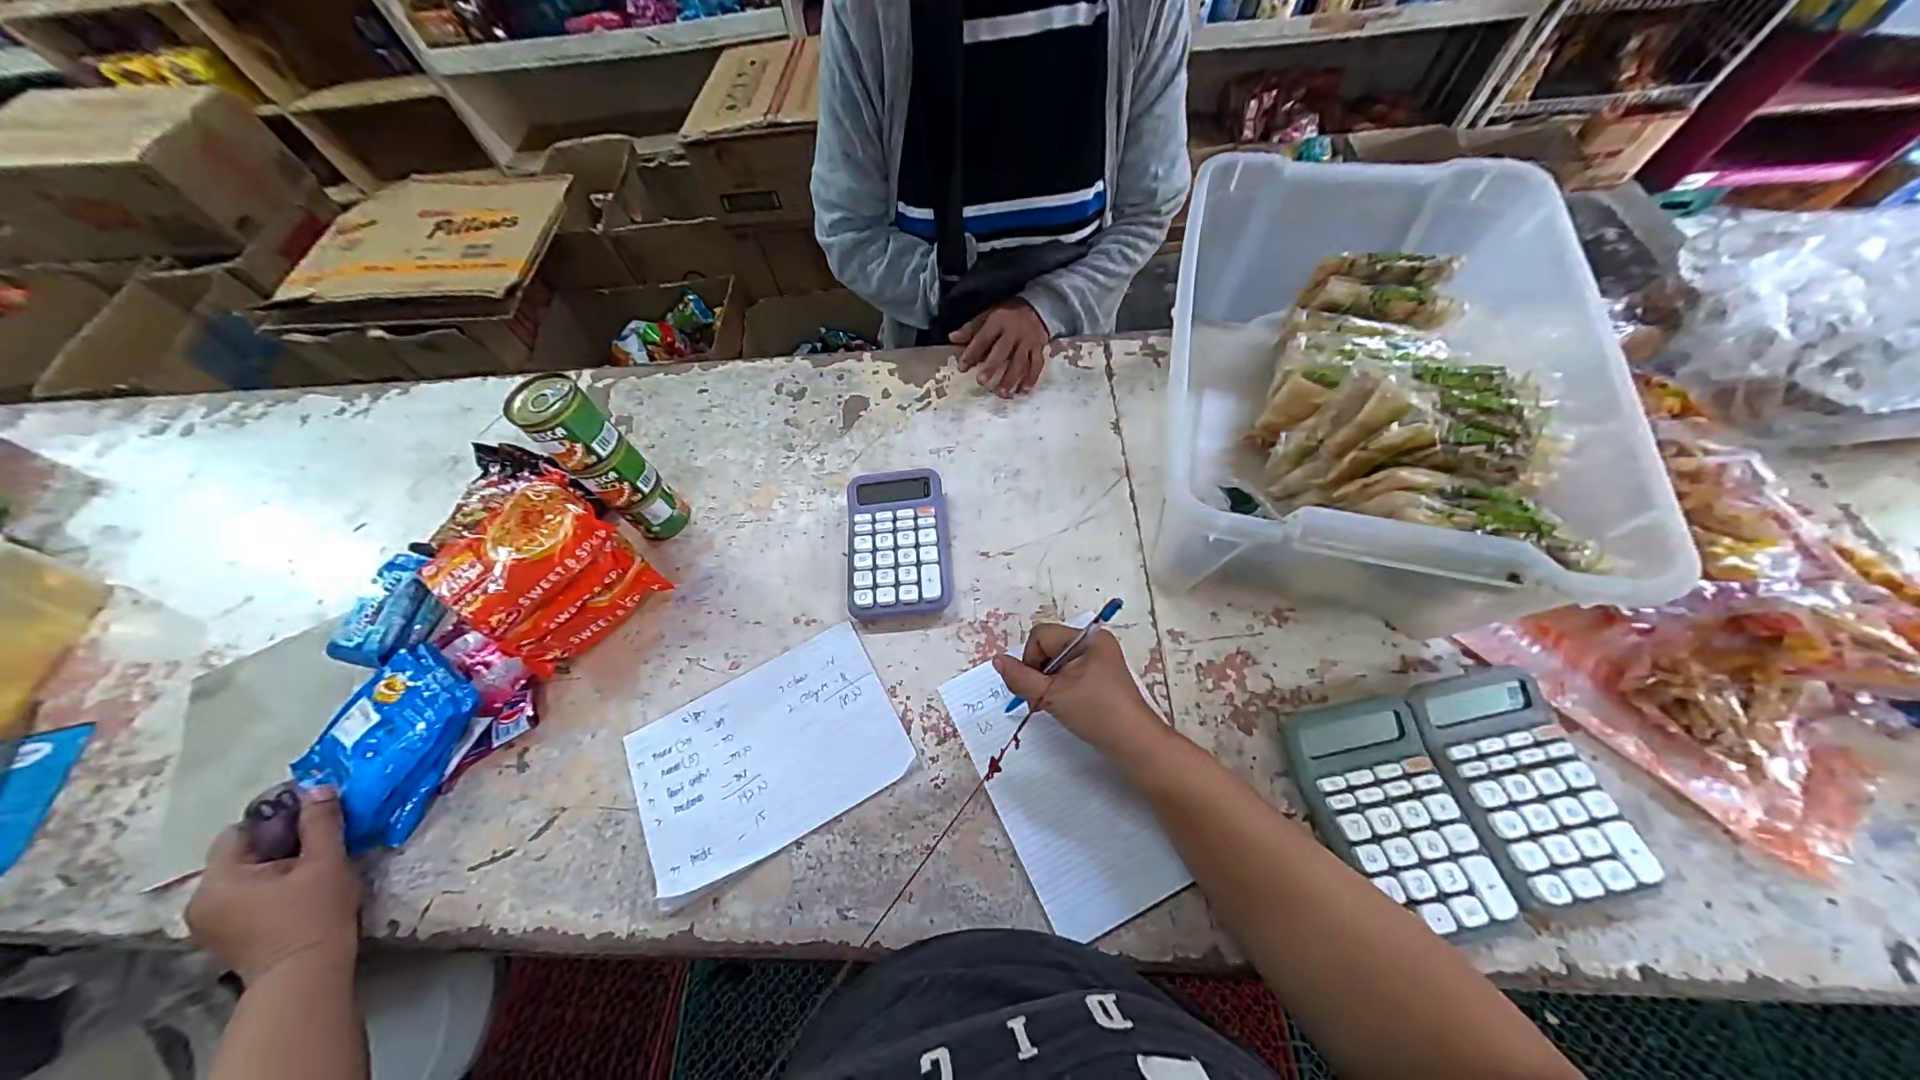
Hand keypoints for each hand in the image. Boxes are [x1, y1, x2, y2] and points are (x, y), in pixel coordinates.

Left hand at [187, 786, 362, 984]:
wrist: (305, 974)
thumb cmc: (314, 914)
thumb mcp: (326, 862)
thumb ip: (321, 822)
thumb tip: (318, 788)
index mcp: (218, 881)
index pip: (238, 831)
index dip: (275, 818)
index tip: (312, 815)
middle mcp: (201, 900)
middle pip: (241, 853)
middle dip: (279, 841)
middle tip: (319, 839)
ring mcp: (208, 922)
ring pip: (244, 874)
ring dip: (276, 863)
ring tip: (313, 864)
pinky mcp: (223, 935)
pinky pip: (243, 895)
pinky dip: (269, 884)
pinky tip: (299, 888)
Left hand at [952, 298, 1049, 397]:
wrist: (1037, 307)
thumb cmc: (1007, 314)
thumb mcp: (988, 315)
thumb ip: (971, 328)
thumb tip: (952, 338)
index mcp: (998, 322)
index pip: (983, 339)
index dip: (972, 353)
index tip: (962, 368)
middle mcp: (1014, 332)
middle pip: (1002, 351)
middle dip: (992, 367)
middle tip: (981, 382)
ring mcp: (1029, 341)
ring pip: (1020, 361)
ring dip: (1011, 378)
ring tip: (1002, 394)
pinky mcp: (1040, 348)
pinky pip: (1037, 364)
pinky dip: (1031, 378)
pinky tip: (1023, 390)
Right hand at [992, 624, 1173, 761]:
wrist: (1135, 744)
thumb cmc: (1096, 713)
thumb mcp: (1052, 696)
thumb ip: (1020, 678)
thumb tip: (997, 661)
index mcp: (1088, 638)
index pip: (1041, 636)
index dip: (1030, 660)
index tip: (1036, 687)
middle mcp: (1095, 643)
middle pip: (1048, 647)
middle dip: (1038, 673)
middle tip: (1041, 700)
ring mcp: (1099, 660)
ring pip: (1056, 663)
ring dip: (1047, 683)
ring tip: (1053, 706)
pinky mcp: (1100, 678)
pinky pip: (1069, 674)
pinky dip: (1060, 688)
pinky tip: (1065, 707)